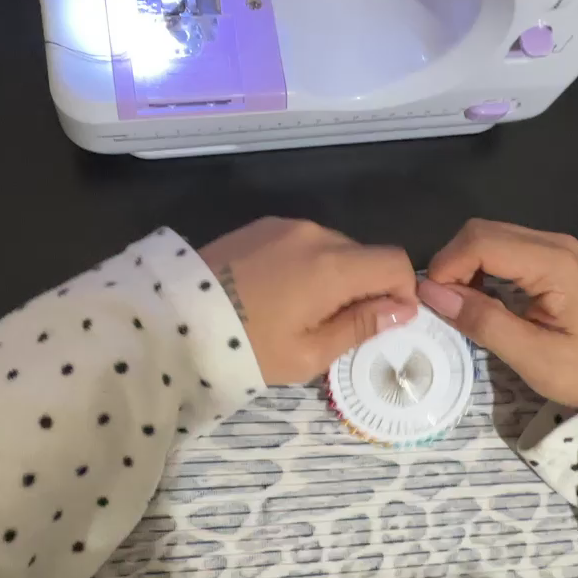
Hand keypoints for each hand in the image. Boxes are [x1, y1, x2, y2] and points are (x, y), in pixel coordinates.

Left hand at [201, 218, 419, 384]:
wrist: (175, 319)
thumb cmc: (247, 346)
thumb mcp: (308, 353)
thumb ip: (360, 326)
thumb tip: (402, 308)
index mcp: (333, 265)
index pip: (394, 262)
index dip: (402, 290)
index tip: (386, 319)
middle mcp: (315, 234)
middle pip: (364, 255)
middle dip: (364, 287)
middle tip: (335, 325)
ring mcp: (286, 225)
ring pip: (333, 248)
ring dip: (334, 275)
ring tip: (300, 309)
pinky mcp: (262, 225)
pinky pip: (303, 242)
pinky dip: (306, 264)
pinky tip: (278, 291)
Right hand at [418, 219, 577, 407]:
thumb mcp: (532, 357)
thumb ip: (483, 321)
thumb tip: (432, 294)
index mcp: (553, 263)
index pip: (482, 242)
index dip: (449, 266)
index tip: (433, 301)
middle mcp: (553, 243)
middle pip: (482, 232)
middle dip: (453, 263)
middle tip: (444, 304)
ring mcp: (552, 247)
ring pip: (488, 236)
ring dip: (464, 264)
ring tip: (460, 303)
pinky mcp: (548, 256)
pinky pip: (501, 247)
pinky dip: (479, 266)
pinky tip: (479, 295)